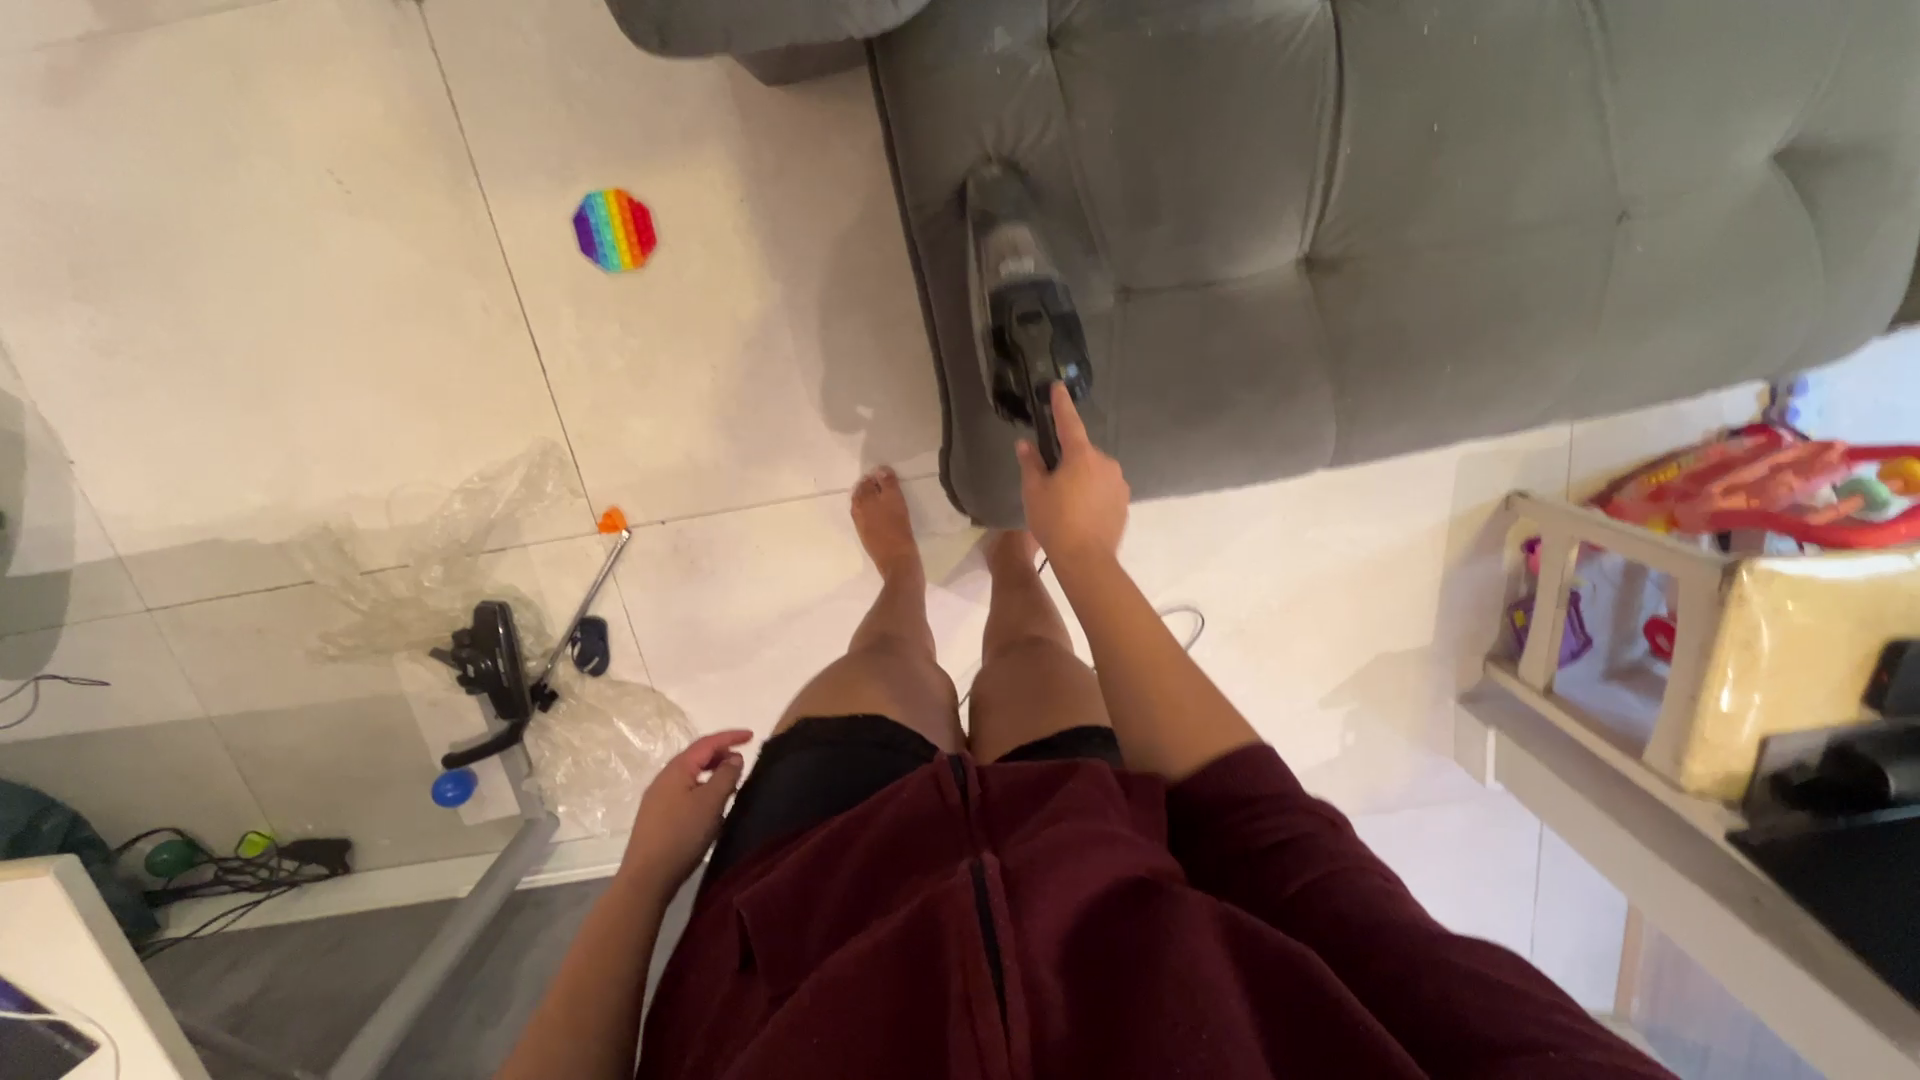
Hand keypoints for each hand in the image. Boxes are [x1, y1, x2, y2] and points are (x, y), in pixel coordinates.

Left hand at [619, 730, 751, 891]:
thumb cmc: (682, 834)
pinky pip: (685, 791)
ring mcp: (658, 798)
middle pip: (696, 757)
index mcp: (677, 770)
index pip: (707, 743)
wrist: (647, 876)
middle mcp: (664, 779)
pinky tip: (711, 805)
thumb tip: (734, 757)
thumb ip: (726, 775)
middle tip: (742, 759)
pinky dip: (702, 788)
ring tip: (731, 782)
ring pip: (690, 775)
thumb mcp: (711, 802)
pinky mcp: (657, 817)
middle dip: (720, 753)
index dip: (730, 737)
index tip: (752, 735)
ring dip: (712, 773)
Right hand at [1016, 382, 1129, 566]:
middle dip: (1067, 462)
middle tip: (1050, 484)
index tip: (1057, 387)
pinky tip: (1081, 515)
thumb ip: (1031, 464)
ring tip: (1066, 505)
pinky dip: (1092, 495)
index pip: (1069, 423)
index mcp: (1081, 455)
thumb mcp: (1034, 492)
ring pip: (1094, 472)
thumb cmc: (1055, 522)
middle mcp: (1105, 462)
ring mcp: (1118, 482)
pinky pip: (1104, 490)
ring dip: (1081, 480)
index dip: (1061, 404)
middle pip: (1081, 453)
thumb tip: (1026, 445)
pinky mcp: (1124, 501)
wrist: (1086, 559)